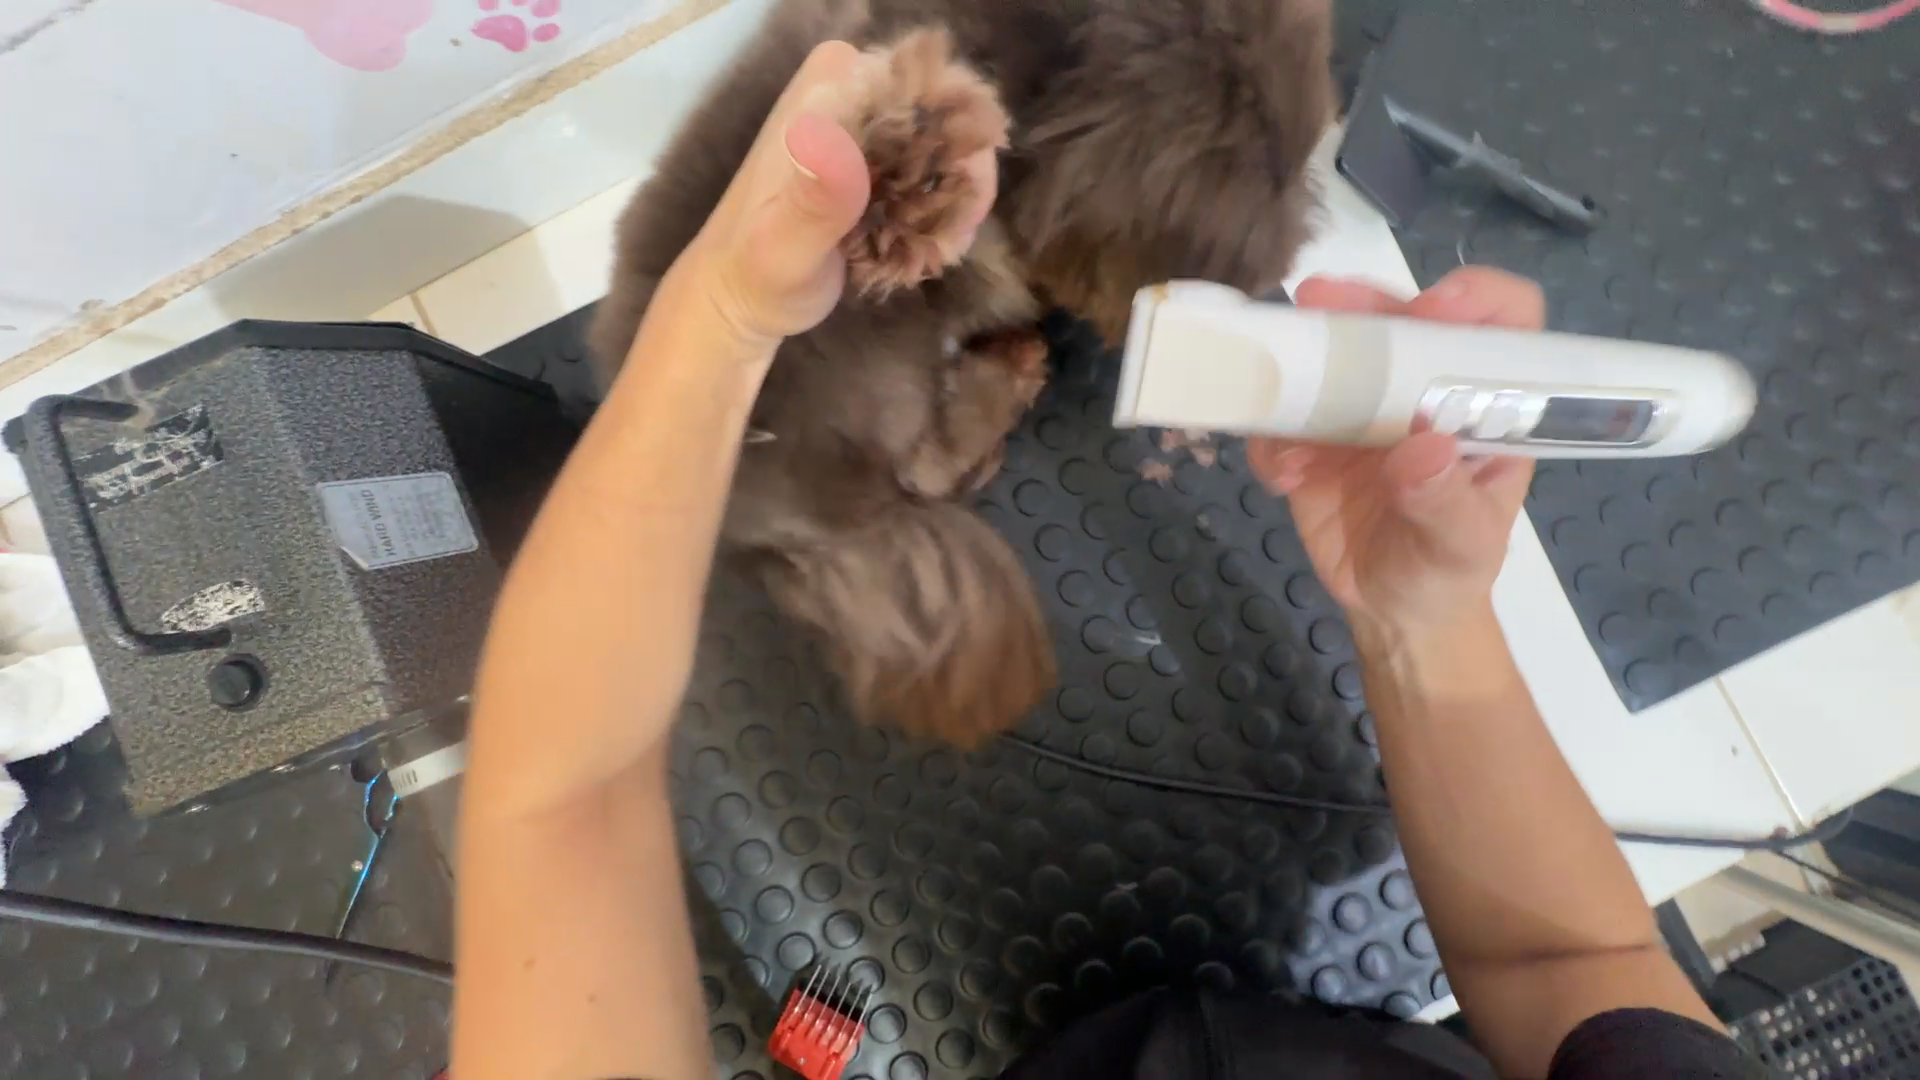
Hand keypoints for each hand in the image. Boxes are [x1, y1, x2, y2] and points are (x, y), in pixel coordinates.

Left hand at [668, 40, 998, 350]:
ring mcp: (867, 119)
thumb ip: (815, 202)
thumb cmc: (759, 277)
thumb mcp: (785, 246)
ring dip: (947, 211)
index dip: (956, 159)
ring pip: (948, 153)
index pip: (933, 97)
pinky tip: (914, 251)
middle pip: (949, 123)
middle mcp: (855, 85)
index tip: (948, 223)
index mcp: (832, 87)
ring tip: (921, 255)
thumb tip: (837, 146)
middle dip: (954, 192)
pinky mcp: (873, 154)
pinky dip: (934, 216)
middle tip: (935, 250)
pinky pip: (931, 174)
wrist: (740, 294)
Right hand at [1246, 266, 1545, 634]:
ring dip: (1297, 365)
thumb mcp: (1460, 545)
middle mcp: (1420, 398)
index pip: (1500, 326)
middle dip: (1360, 306)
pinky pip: (1280, 426)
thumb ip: (1444, 502)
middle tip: (1318, 299)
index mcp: (1481, 406)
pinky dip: (1269, 441)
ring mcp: (1360, 420)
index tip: (1437, 307)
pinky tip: (1279, 476)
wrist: (1389, 609)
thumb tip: (1421, 448)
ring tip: (1275, 389)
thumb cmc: (1445, 572)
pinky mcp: (1310, 448)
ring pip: (1329, 365)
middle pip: (1399, 326)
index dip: (1476, 301)